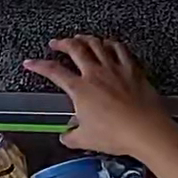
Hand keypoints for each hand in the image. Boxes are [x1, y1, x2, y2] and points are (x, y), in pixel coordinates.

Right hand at [24, 36, 177, 159]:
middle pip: (75, 49)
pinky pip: (120, 49)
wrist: (147, 131)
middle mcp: (95, 74)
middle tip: (56, 43)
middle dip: (62, 43)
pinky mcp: (132, 70)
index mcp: (80, 89)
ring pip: (97, 44)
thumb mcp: (86, 140)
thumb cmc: (115, 135)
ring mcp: (115, 69)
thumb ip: (71, 136)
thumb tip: (65, 136)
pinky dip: (111, 43)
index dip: (38, 65)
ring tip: (79, 38)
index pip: (54, 71)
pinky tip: (108, 43)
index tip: (30, 62)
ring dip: (85, 39)